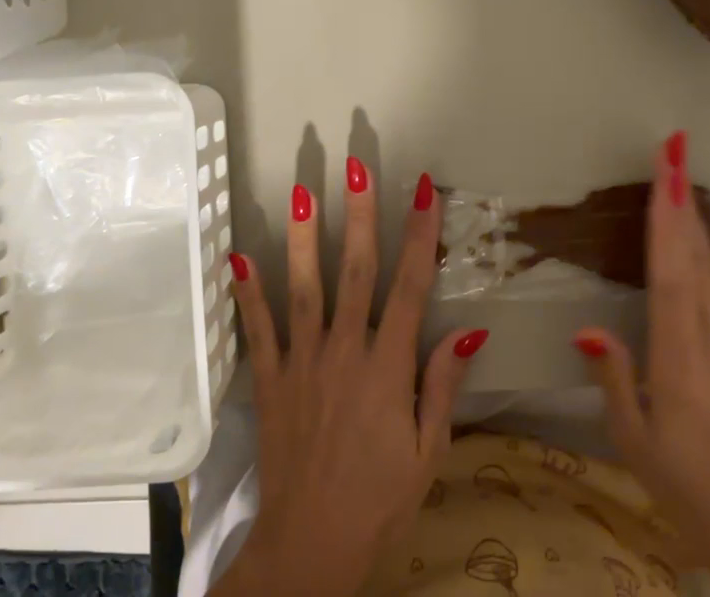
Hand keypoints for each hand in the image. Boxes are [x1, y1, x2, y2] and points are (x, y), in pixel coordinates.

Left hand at [213, 162, 486, 596]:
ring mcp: (301, 363)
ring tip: (302, 189)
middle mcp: (344, 352)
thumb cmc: (380, 501)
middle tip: (356, 165)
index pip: (409, 287)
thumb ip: (442, 385)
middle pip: (355, 271)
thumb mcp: (428, 451)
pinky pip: (257, 331)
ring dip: (304, 238)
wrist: (310, 545)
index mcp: (388, 368)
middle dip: (359, 214)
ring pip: (303, 288)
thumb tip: (471, 329)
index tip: (424, 189)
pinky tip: (238, 256)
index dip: (419, 234)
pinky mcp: (268, 382)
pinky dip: (246, 294)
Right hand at [577, 132, 709, 596]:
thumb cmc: (686, 488)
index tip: (661, 168)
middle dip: (679, 198)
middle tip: (671, 148)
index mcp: (677, 354)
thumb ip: (613, 377)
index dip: (663, 214)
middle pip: (692, 256)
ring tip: (690, 176)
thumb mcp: (633, 440)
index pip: (667, 268)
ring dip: (703, 220)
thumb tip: (586, 326)